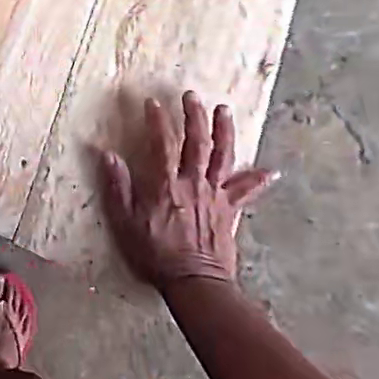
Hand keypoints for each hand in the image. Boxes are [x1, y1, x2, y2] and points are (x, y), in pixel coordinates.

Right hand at [97, 92, 274, 289]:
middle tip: (192, 96)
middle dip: (194, 116)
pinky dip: (257, 180)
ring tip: (224, 111)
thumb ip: (118, 187)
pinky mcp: (230, 211)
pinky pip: (245, 192)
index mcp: (166, 184)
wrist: (195, 282)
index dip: (157, 121)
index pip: (162, 143)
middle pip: (197, 142)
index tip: (153, 103)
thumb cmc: (156, 254)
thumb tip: (107, 155)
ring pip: (222, 157)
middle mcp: (193, 183)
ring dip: (224, 132)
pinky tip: (271, 171)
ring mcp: (215, 196)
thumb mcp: (126, 222)